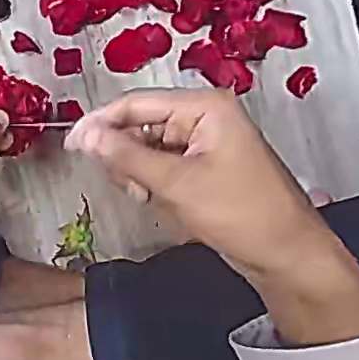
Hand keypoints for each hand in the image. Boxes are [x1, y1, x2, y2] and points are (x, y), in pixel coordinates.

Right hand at [66, 89, 358, 345]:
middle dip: (126, 156)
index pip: (137, 104)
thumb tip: (86, 136)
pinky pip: (164, 167)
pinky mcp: (204, 167)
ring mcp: (205, 143)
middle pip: (141, 126)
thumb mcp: (176, 183)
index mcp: (205, 107)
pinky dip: (155, 184)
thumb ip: (126, 156)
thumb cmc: (241, 214)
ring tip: (151, 197)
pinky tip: (163, 202)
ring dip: (140, 173)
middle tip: (129, 186)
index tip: (73, 144)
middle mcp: (204, 118)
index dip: (101, 123)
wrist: (285, 255)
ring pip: (149, 149)